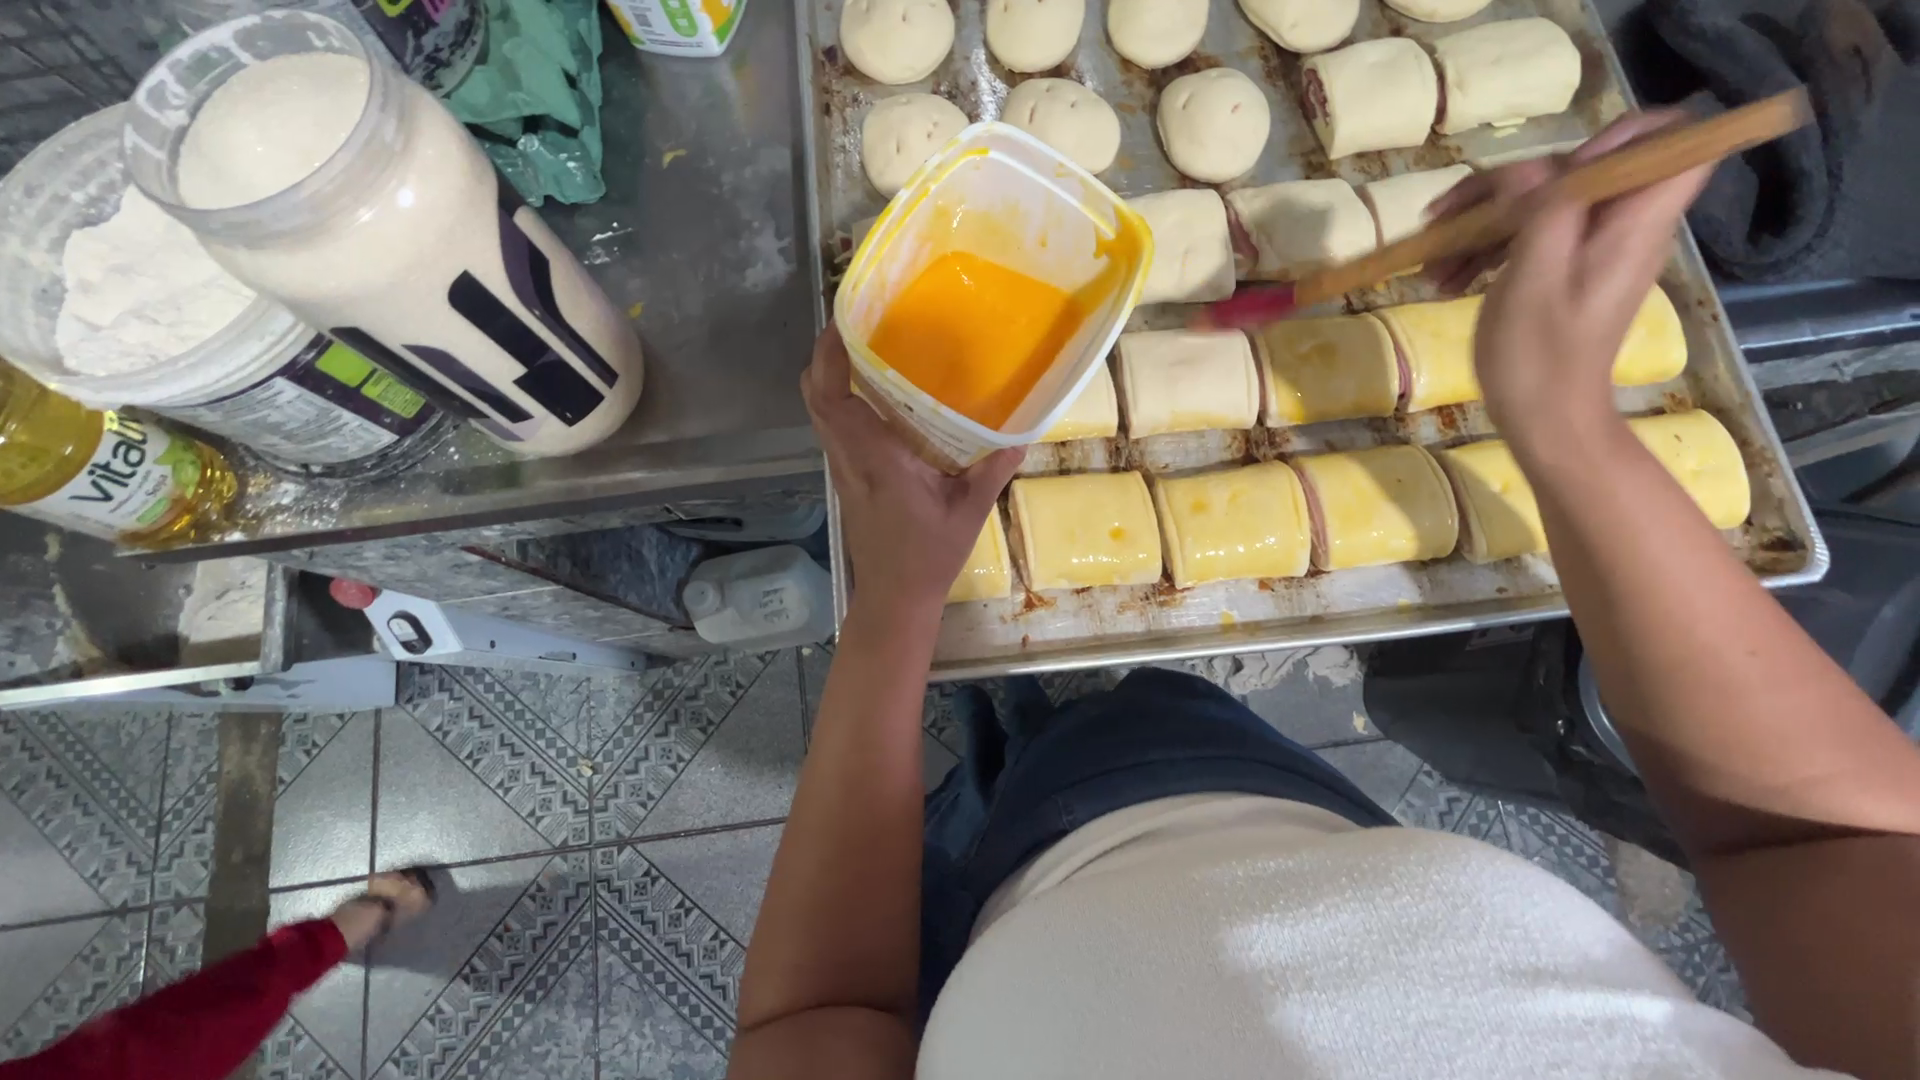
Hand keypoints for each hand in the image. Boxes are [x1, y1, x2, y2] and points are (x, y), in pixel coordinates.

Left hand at [801, 323, 1024, 618]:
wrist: (894, 596)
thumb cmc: (928, 556)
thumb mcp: (968, 513)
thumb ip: (992, 471)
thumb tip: (1020, 435)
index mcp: (876, 459)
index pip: (834, 398)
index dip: (830, 356)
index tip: (845, 321)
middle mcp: (849, 458)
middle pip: (815, 395)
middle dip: (825, 354)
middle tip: (857, 324)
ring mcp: (842, 468)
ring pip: (819, 411)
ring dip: (829, 375)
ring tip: (863, 347)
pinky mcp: (845, 477)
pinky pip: (831, 426)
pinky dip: (838, 398)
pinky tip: (872, 393)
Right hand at [1427, 111, 1712, 457]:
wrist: (1545, 421)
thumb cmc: (1538, 357)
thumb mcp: (1532, 278)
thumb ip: (1541, 211)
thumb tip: (1527, 167)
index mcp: (1632, 222)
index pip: (1671, 143)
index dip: (1619, 138)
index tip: (1552, 167)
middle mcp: (1622, 227)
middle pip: (1580, 171)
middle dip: (1510, 187)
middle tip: (1449, 217)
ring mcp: (1593, 251)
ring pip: (1543, 205)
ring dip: (1484, 224)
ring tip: (1433, 262)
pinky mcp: (1565, 273)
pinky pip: (1530, 238)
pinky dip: (1487, 250)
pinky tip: (1445, 278)